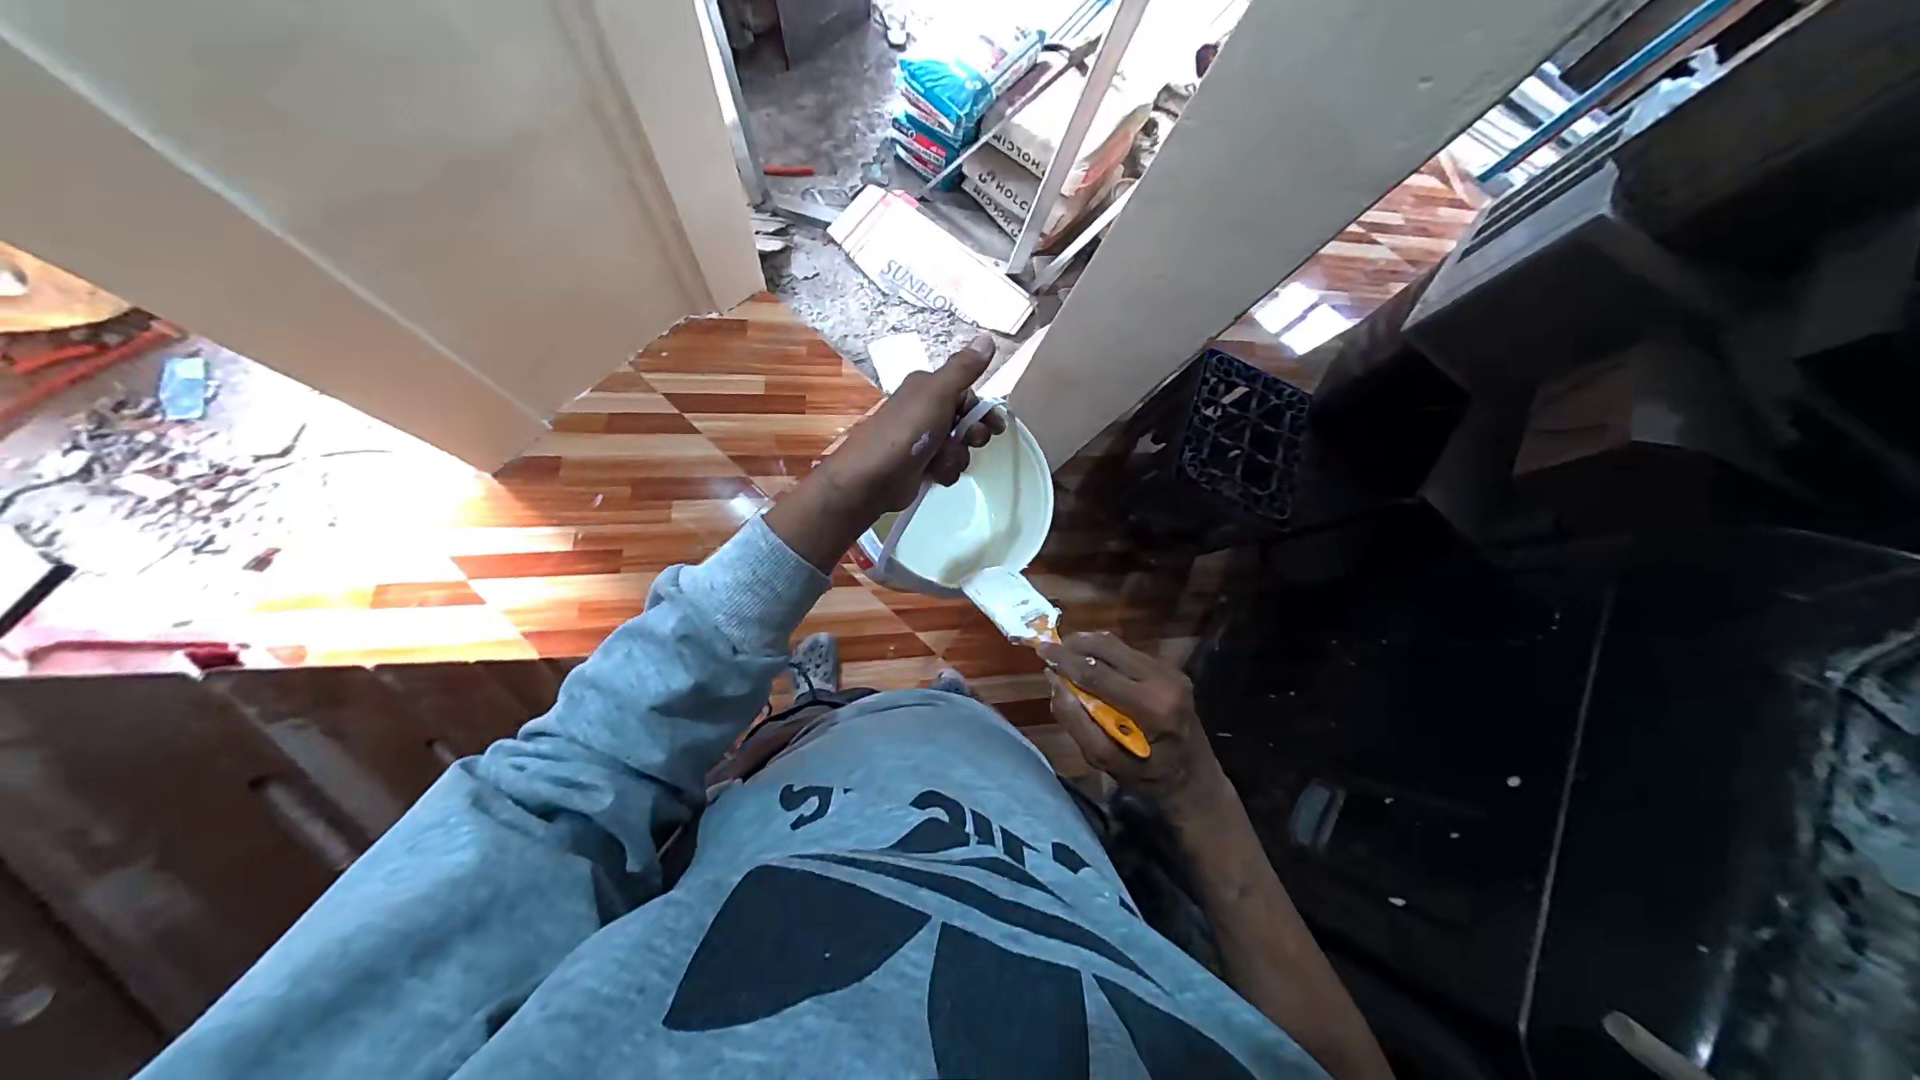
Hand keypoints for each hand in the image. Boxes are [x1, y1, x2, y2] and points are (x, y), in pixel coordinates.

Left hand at [763, 334, 1006, 571]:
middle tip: (968, 441)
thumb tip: (987, 337)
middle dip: (972, 436)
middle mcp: (925, 410)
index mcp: (928, 388)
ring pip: (959, 448)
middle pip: (967, 422)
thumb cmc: (906, 431)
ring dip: (956, 457)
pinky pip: (947, 466)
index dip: (983, 411)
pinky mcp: (921, 466)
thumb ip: (964, 368)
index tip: (995, 426)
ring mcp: (923, 440)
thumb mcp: (937, 393)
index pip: (968, 394)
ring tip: (940, 461)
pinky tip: (934, 474)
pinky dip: (945, 471)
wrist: (872, 477)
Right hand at [1037, 632, 1226, 809]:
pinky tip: (1092, 665)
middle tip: (1050, 650)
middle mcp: (1165, 680)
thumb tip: (1054, 683)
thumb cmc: (1148, 776)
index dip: (1065, 659)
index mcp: (1152, 706)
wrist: (1194, 777)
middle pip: (1107, 647)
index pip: (1098, 672)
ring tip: (1066, 655)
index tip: (1040, 649)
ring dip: (1088, 646)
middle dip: (1074, 645)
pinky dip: (1104, 654)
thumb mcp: (1107, 761)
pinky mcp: (1170, 668)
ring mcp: (1170, 670)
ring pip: (1118, 645)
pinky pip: (1128, 652)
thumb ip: (1077, 722)